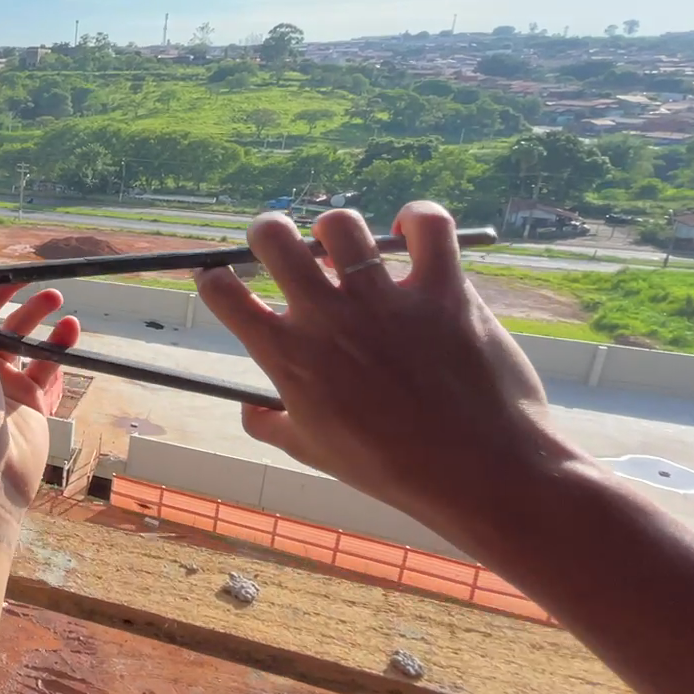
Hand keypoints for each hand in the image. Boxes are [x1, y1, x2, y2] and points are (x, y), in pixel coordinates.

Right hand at [195, 203, 556, 534]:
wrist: (481, 474)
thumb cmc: (385, 466)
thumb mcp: (307, 449)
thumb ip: (266, 422)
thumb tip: (249, 407)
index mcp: (284, 353)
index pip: (221, 292)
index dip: (212, 277)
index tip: (220, 279)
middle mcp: (325, 317)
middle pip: (272, 239)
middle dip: (266, 230)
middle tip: (277, 242)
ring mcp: (384, 301)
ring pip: (341, 226)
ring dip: (335, 229)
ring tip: (344, 244)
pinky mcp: (444, 292)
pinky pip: (429, 228)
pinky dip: (417, 219)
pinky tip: (410, 230)